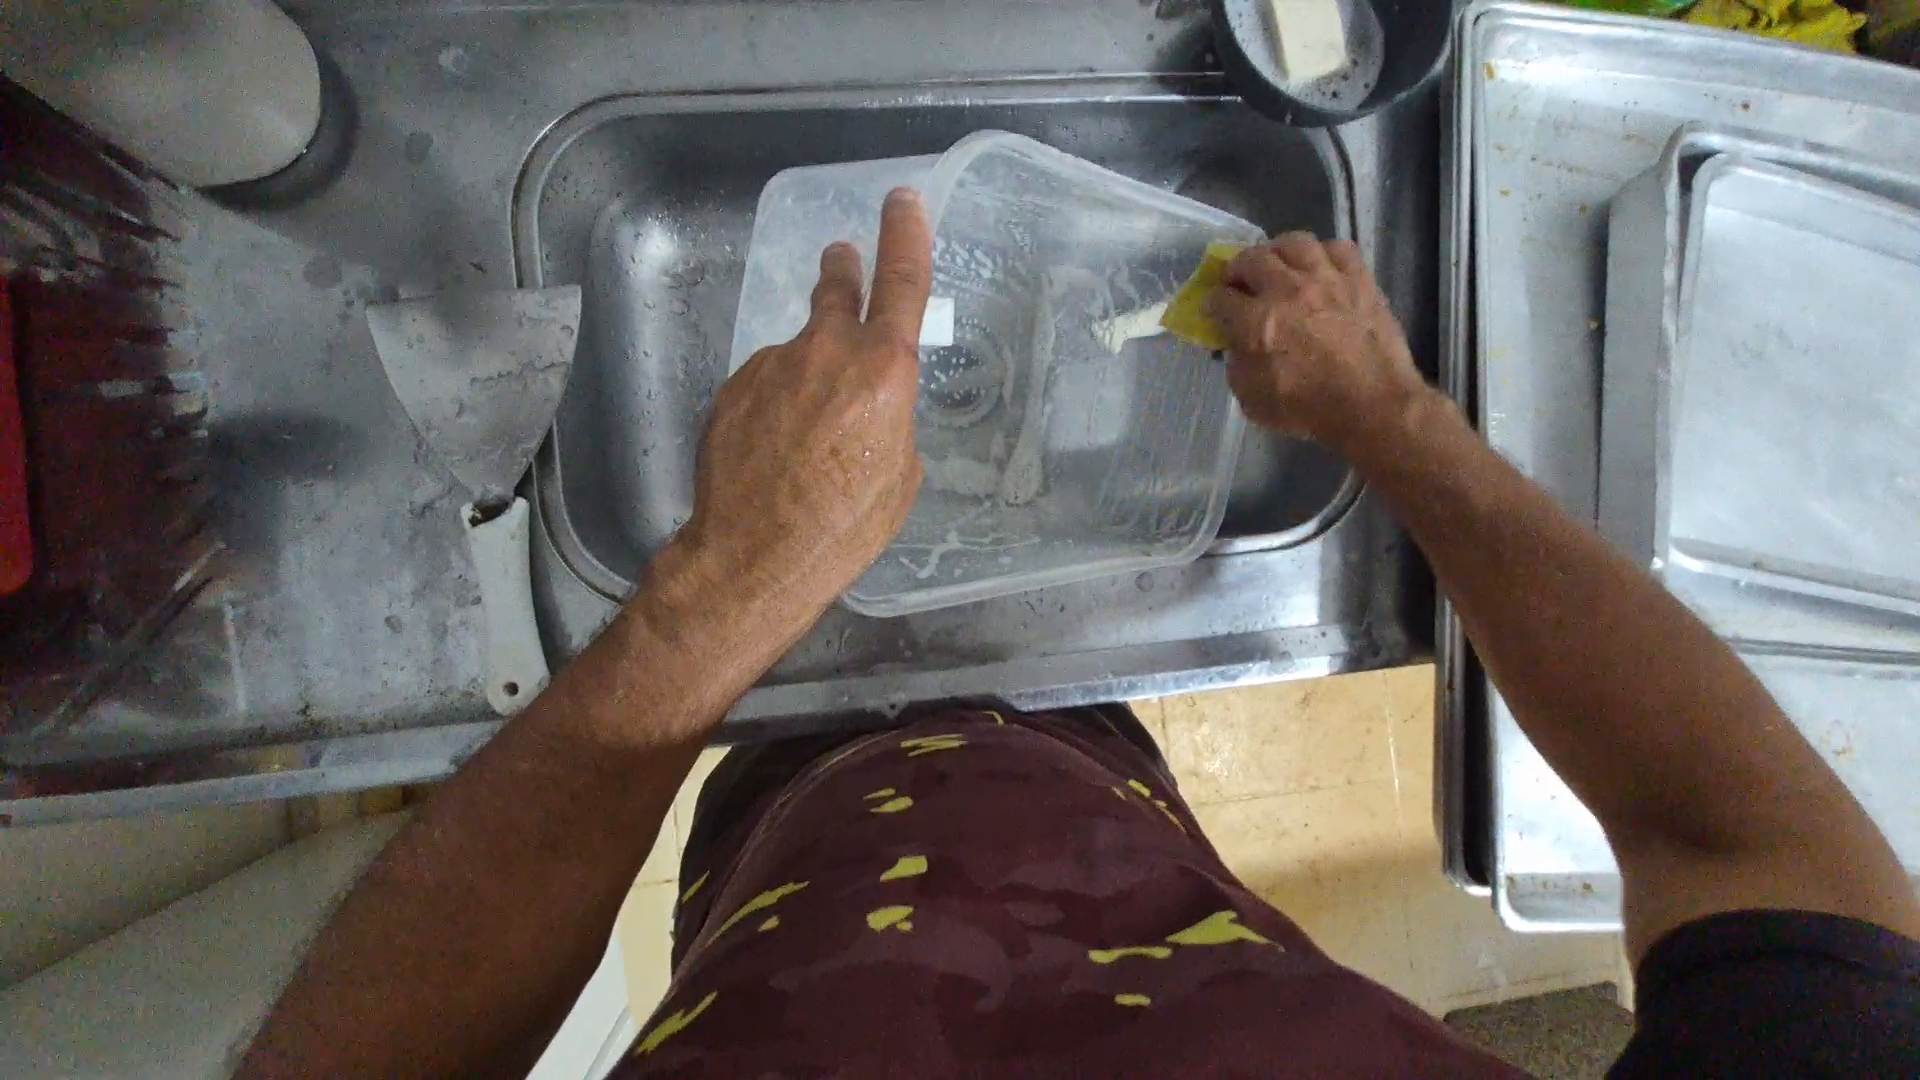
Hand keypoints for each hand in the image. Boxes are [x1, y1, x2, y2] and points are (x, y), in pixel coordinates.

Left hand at [678, 188, 930, 618]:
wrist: (757, 555)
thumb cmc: (847, 525)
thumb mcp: (900, 475)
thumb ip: (890, 420)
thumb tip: (870, 407)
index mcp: (883, 371)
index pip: (902, 282)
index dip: (906, 235)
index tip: (903, 201)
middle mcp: (825, 352)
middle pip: (836, 289)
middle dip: (843, 271)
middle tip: (841, 262)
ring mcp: (770, 366)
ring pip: (798, 353)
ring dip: (807, 373)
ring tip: (803, 436)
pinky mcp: (732, 388)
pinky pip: (765, 383)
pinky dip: (775, 402)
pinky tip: (771, 448)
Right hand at [1207, 232, 1429, 454]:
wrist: (1371, 405)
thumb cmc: (1307, 409)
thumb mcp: (1251, 398)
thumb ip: (1237, 364)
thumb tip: (1236, 344)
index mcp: (1257, 323)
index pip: (1220, 298)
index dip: (1212, 303)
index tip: (1214, 311)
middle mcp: (1287, 291)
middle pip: (1252, 258)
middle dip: (1236, 269)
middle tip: (1238, 283)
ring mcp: (1327, 280)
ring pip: (1293, 243)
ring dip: (1276, 251)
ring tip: (1276, 265)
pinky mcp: (1359, 279)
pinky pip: (1337, 247)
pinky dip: (1322, 253)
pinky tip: (1318, 268)